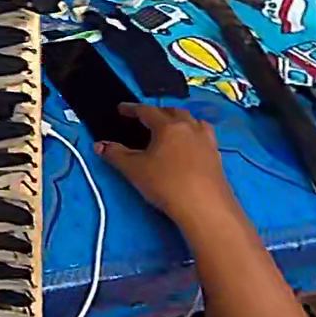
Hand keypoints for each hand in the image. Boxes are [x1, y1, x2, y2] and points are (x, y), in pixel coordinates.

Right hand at [95, 104, 243, 234]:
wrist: (205, 207)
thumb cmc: (165, 184)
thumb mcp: (134, 169)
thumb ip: (115, 154)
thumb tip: (99, 145)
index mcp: (167, 126)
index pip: (146, 111)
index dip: (131, 109)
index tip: (121, 109)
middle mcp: (189, 127)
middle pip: (172, 111)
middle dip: (157, 112)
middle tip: (145, 120)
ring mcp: (206, 140)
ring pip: (193, 121)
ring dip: (180, 120)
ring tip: (171, 128)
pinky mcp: (217, 155)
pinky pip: (204, 135)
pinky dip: (193, 133)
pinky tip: (189, 146)